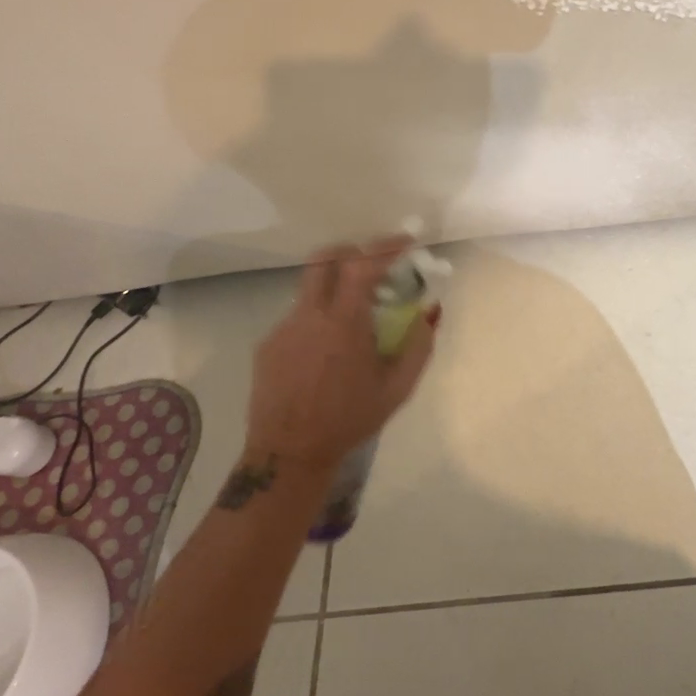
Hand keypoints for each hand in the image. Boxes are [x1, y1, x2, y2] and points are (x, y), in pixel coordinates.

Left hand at [244, 238, 438, 472]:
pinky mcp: (267, 345)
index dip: (384, 247)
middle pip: (323, 259)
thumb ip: (418, 347)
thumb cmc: (350, 420)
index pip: (361, 265)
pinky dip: (317, 322)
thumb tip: (427, 315)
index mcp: (344, 324)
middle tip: (371, 264)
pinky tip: (326, 355)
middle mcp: (309, 316)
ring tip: (352, 325)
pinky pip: (297, 320)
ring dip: (334, 292)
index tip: (405, 242)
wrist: (290, 453)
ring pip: (310, 291)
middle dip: (350, 251)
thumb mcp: (397, 389)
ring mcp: (283, 329)